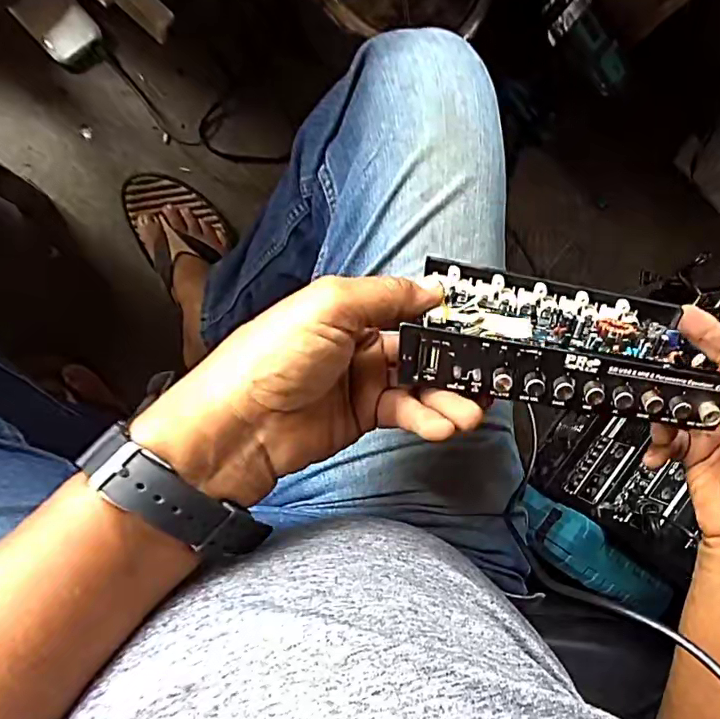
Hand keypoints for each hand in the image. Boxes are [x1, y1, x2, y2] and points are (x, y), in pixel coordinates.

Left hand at [128, 275, 486, 503]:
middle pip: (423, 352)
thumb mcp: (328, 307)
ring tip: (468, 413)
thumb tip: (430, 290)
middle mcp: (359, 343)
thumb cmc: (265, 362)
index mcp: (350, 309)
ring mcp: (362, 382)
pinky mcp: (364, 416)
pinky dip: (426, 420)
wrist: (237, 428)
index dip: (445, 320)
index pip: (410, 309)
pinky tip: (439, 425)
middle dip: (455, 366)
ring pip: (420, 388)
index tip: (478, 330)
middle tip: (482, 378)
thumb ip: (385, 296)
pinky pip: (407, 414)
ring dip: (448, 400)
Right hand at [642, 303, 719, 559]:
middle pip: (707, 368)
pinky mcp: (696, 449)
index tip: (688, 317)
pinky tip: (660, 448)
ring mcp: (718, 429)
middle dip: (682, 359)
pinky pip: (669, 432)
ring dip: (666, 405)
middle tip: (660, 344)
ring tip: (663, 417)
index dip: (716, 331)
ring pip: (682, 398)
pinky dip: (658, 438)